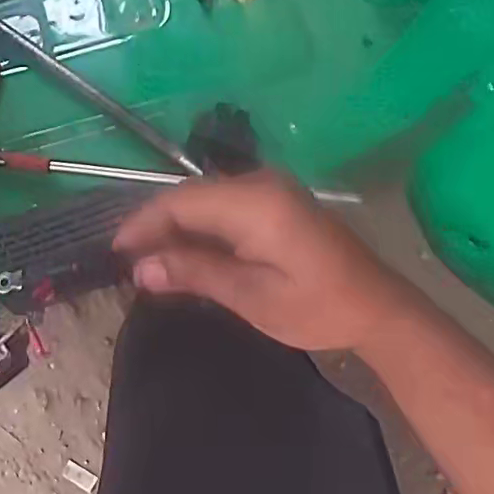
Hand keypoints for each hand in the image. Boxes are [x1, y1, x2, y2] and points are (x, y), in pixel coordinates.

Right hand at [114, 170, 414, 350]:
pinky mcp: (273, 203)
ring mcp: (269, 190)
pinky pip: (221, 207)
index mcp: (256, 204)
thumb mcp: (252, 296)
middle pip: (188, 196)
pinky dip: (197, 229)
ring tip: (148, 261)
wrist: (378, 308)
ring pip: (202, 200)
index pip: (180, 202)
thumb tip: (141, 269)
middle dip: (154, 226)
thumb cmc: (317, 309)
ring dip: (173, 228)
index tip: (115, 252)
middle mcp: (260, 184)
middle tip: (128, 262)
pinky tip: (184, 253)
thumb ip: (195, 274)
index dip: (142, 224)